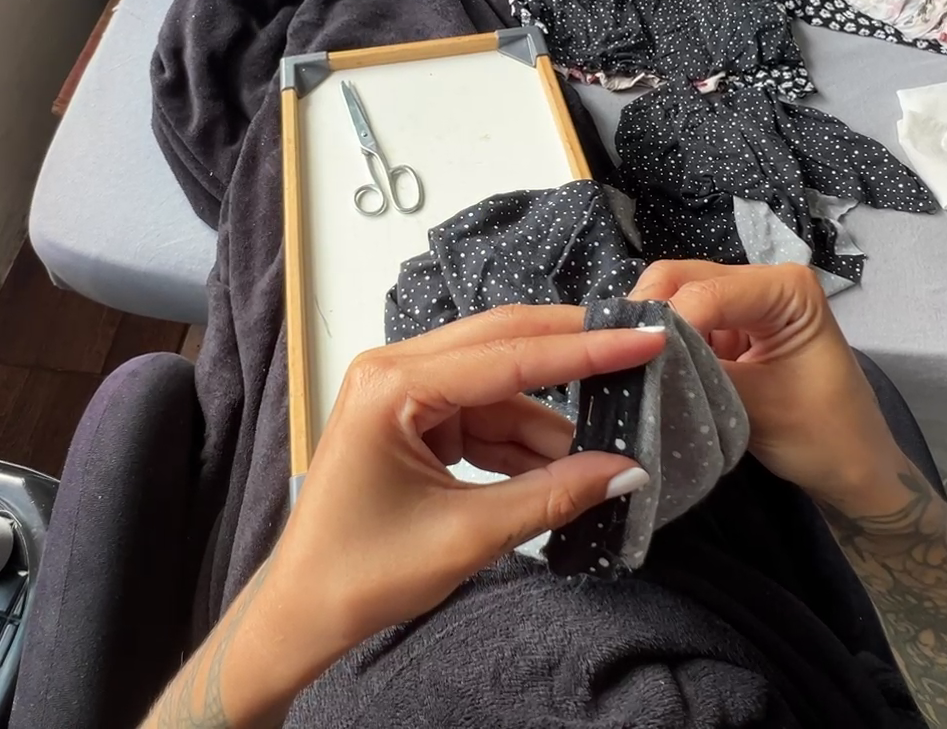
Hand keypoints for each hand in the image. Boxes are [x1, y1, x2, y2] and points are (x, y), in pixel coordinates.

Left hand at [233, 307, 664, 709]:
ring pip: (498, 384)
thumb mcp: (465, 536)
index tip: (643, 339)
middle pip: (502, 345)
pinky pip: (483, 413)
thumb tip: (627, 471)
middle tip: (637, 355)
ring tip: (601, 452)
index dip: (583, 350)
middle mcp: (394, 369)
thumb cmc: (361, 572)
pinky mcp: (415, 413)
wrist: (303, 609)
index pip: (507, 355)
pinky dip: (521, 440)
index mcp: (393, 384)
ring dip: (548, 420)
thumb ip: (551, 497)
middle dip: (571, 355)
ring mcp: (403, 388)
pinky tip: (559, 467)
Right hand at [630, 261, 911, 511]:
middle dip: (647, 315)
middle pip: (678, 278)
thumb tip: (638, 357)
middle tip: (619, 358)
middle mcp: (761, 279)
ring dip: (648, 325)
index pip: (703, 291)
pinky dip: (657, 337)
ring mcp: (742, 299)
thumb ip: (697, 372)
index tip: (638, 365)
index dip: (666, 324)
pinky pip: (679, 315)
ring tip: (627, 361)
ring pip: (671, 293)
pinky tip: (643, 362)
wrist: (853, 471)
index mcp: (786, 288)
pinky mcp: (727, 322)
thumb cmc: (822, 438)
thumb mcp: (756, 406)